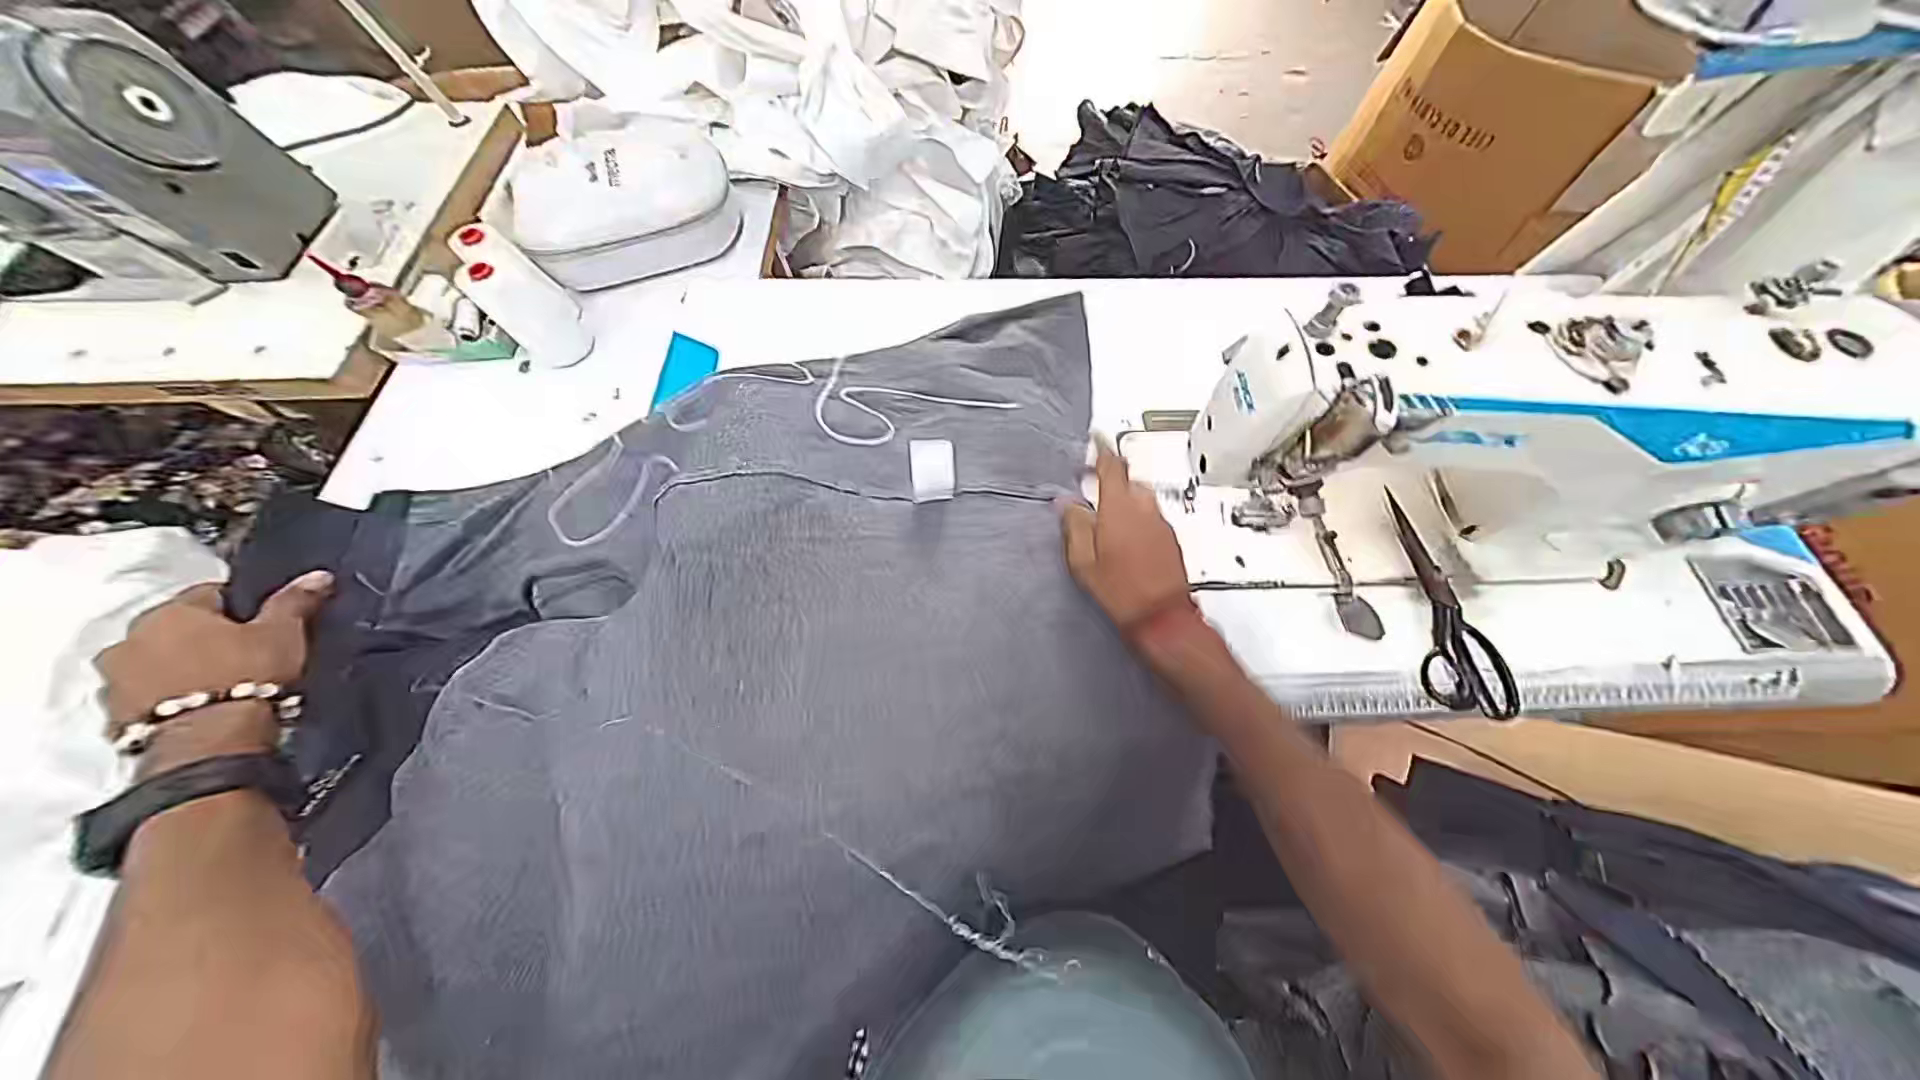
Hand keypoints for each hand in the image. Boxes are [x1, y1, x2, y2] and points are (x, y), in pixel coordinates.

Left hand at [97, 571, 333, 770]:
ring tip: (226, 682)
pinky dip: (171, 694)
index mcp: (170, 612)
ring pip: (158, 661)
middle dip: (206, 636)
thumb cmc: (248, 674)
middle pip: (178, 628)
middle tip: (247, 652)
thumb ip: (295, 601)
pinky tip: (205, 703)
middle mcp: (130, 638)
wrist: (212, 740)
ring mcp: (116, 679)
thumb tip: (318, 575)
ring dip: (183, 666)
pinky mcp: (115, 713)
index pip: (211, 594)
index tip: (267, 623)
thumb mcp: (284, 632)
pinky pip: (148, 693)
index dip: (244, 606)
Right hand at [1059, 441, 1190, 628]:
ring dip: (1125, 500)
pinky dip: (1137, 517)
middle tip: (1094, 486)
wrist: (1161, 617)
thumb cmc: (1124, 592)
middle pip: (1129, 480)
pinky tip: (1125, 537)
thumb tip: (1067, 505)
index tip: (1096, 442)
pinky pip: (1151, 516)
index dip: (1102, 450)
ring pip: (1141, 498)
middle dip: (1112, 479)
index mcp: (1120, 508)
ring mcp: (1161, 523)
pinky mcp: (1171, 538)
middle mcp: (1145, 509)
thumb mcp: (1083, 561)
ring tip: (1108, 517)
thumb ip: (1074, 526)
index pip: (1112, 465)